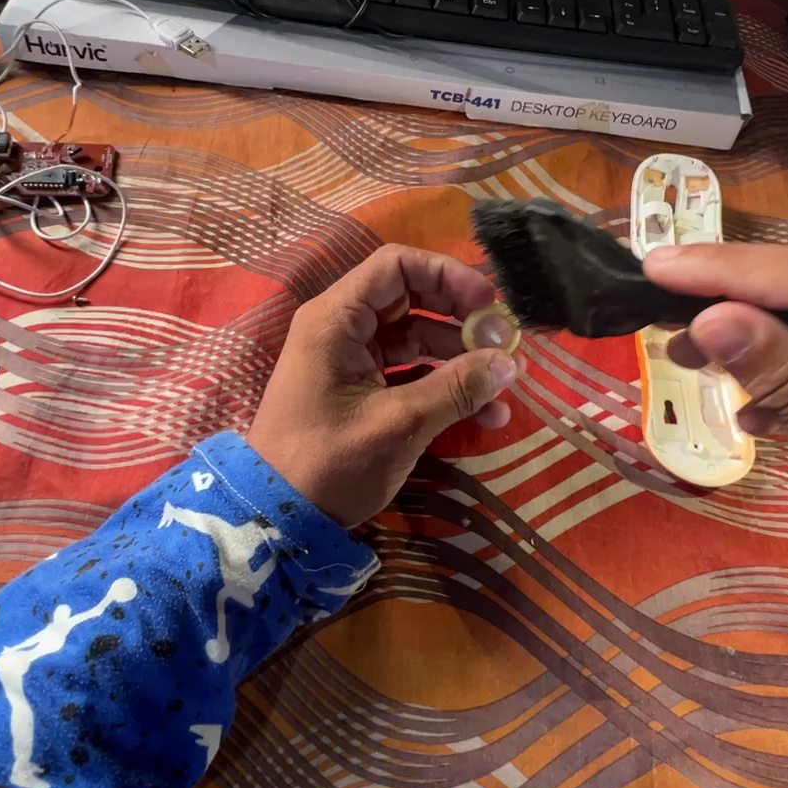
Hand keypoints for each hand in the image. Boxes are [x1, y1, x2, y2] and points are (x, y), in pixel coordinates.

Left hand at [247, 245, 520, 527]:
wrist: (277, 522)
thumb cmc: (329, 463)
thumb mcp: (399, 423)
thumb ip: (456, 388)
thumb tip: (510, 362)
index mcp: (337, 318)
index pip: (397, 265)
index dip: (447, 275)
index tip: (488, 302)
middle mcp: (342, 329)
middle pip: (411, 299)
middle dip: (460, 319)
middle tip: (503, 342)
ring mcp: (350, 361)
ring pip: (415, 338)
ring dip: (459, 359)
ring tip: (504, 388)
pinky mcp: (359, 392)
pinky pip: (408, 373)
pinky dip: (442, 386)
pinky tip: (485, 414)